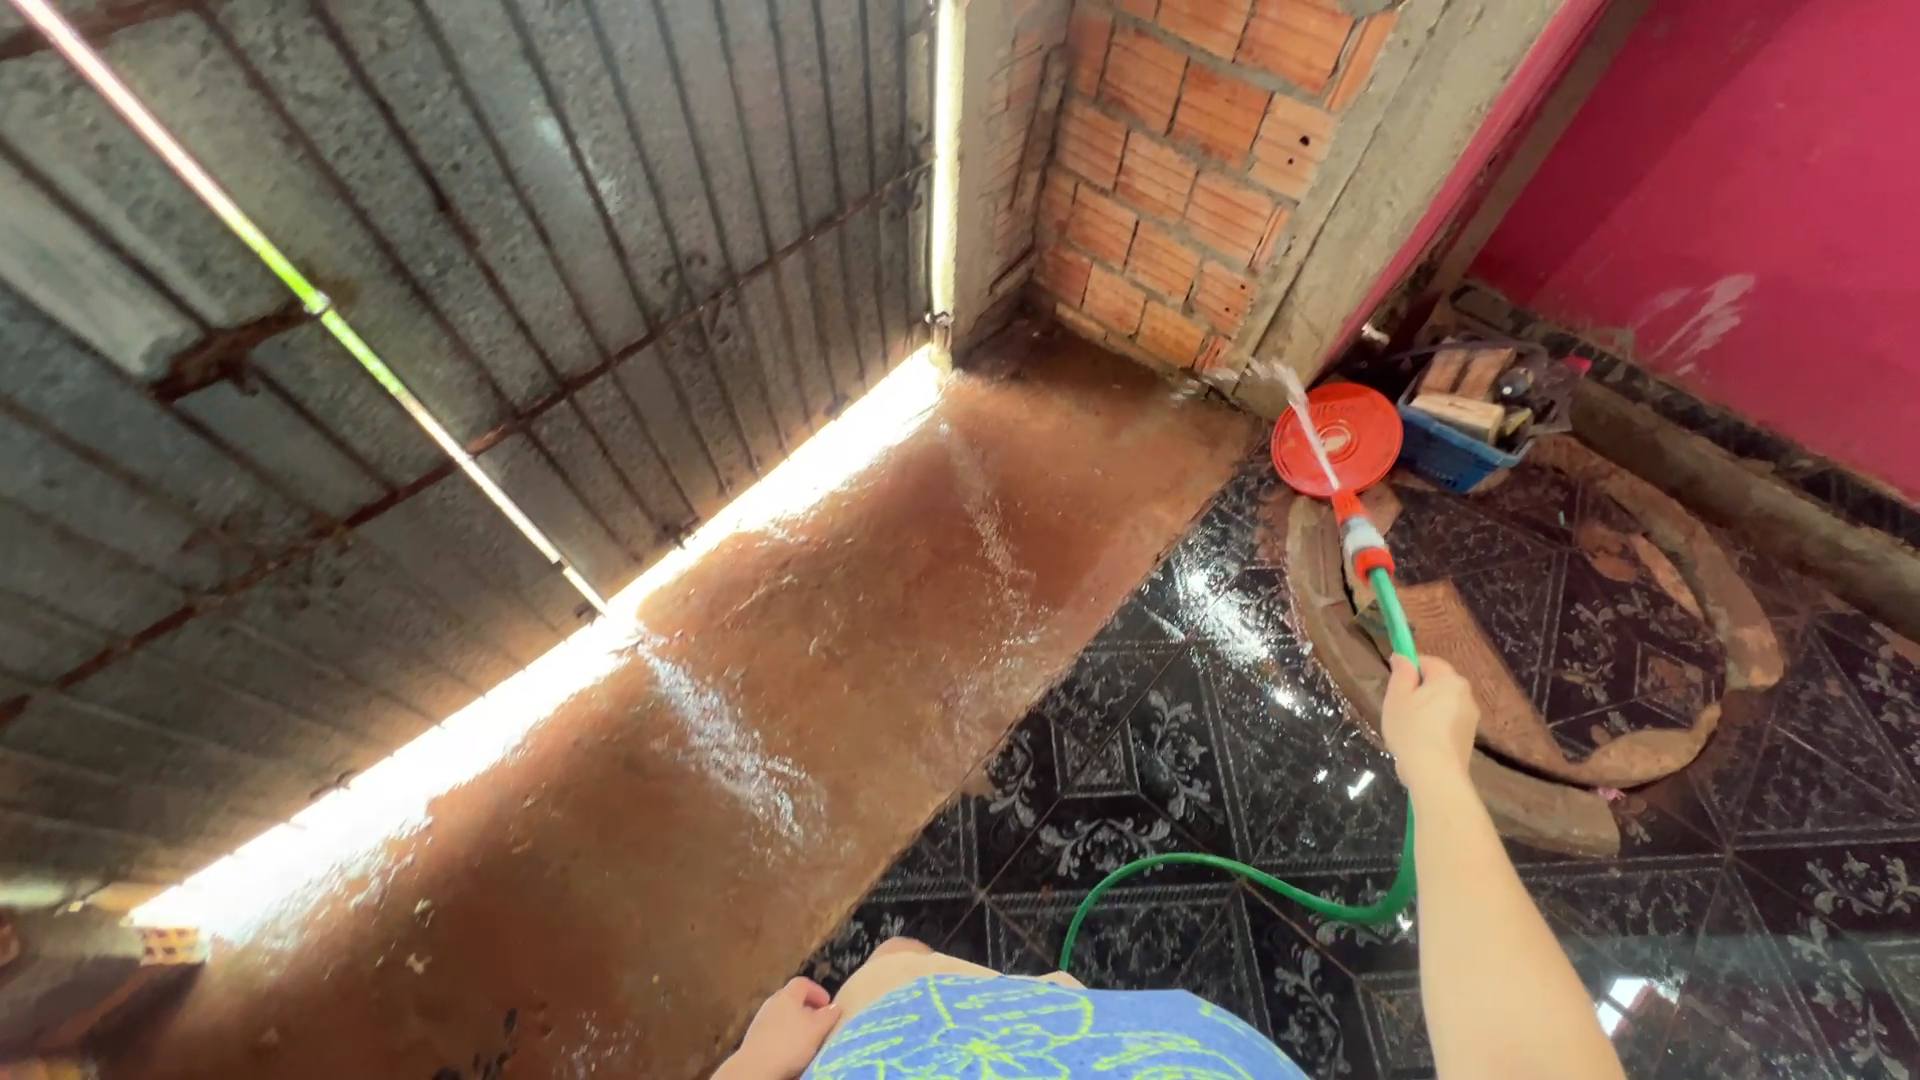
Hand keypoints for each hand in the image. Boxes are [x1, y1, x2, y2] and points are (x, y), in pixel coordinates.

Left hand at [721, 977, 840, 1079]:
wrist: (755, 1069)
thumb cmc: (789, 1043)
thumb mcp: (816, 1029)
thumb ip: (828, 1016)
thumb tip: (835, 1006)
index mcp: (788, 995)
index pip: (803, 983)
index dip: (817, 991)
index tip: (828, 1005)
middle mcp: (772, 1002)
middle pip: (792, 998)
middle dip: (806, 1008)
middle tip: (818, 1021)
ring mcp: (760, 1020)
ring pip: (782, 1015)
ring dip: (795, 1023)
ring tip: (805, 1038)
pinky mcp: (753, 1038)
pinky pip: (773, 1030)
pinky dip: (783, 1035)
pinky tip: (789, 1049)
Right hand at [1381, 654, 1478, 789]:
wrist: (1434, 771)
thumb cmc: (1411, 729)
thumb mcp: (1397, 697)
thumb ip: (1401, 673)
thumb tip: (1402, 657)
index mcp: (1449, 680)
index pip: (1429, 661)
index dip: (1410, 667)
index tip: (1395, 682)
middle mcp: (1465, 694)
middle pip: (1438, 682)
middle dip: (1419, 688)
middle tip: (1399, 704)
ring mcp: (1470, 716)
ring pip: (1443, 702)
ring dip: (1427, 707)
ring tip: (1408, 724)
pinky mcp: (1468, 735)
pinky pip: (1448, 719)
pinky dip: (1435, 723)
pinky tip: (1421, 738)